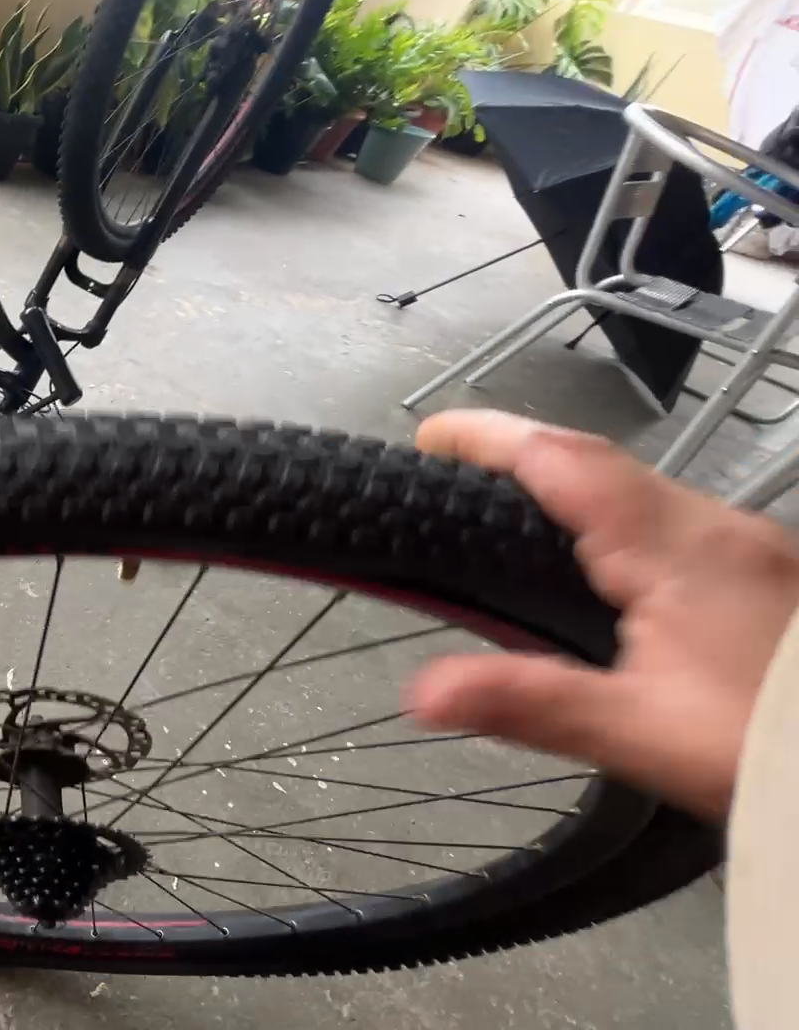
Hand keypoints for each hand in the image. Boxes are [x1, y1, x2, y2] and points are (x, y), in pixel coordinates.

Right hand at [409, 410, 798, 821]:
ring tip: (482, 505)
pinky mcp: (758, 575)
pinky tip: (569, 554)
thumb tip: (420, 692)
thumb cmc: (781, 747)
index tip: (425, 436)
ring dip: (548, 482)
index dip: (490, 437)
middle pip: (596, 463)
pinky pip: (653, 518)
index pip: (568, 462)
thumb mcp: (651, 734)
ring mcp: (745, 550)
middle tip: (437, 471)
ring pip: (628, 488)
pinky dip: (587, 513)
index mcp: (683, 550)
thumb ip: (532, 702)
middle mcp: (717, 531)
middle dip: (509, 453)